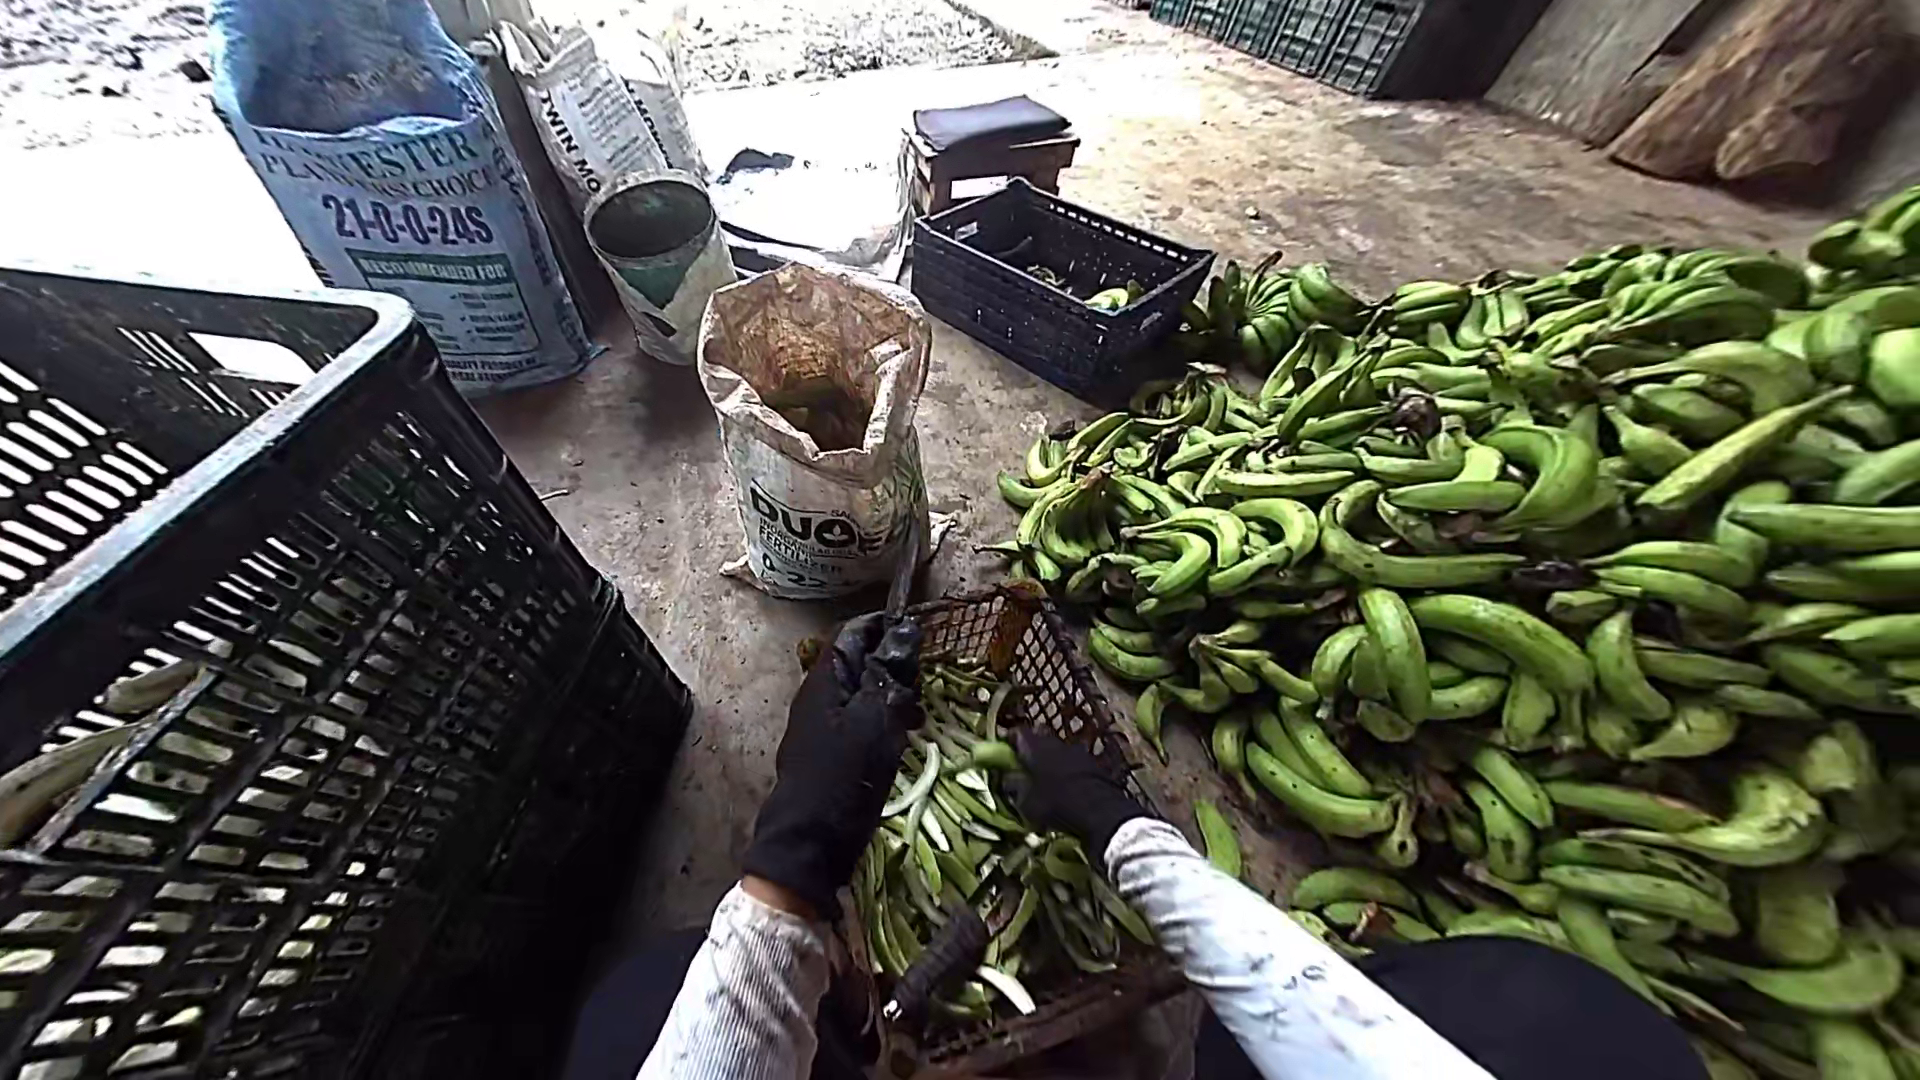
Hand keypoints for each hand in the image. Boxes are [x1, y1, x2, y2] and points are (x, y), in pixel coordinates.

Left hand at [742, 613, 923, 917]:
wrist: (811, 842)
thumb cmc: (846, 773)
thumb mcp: (877, 714)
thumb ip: (890, 669)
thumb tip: (905, 628)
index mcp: (826, 677)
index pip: (856, 632)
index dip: (887, 626)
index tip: (920, 634)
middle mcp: (821, 693)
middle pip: (862, 660)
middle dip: (894, 666)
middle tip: (920, 683)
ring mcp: (824, 722)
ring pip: (865, 691)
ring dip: (893, 695)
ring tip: (915, 715)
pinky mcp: (832, 748)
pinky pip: (862, 719)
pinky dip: (885, 720)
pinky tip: (903, 736)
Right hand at [1005, 728, 1148, 860]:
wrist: (1099, 812)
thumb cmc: (1054, 804)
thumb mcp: (1024, 800)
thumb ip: (1012, 785)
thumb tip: (1005, 777)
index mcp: (1034, 746)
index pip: (1017, 732)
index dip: (1008, 740)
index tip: (1003, 751)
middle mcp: (1054, 741)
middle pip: (1038, 738)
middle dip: (1030, 748)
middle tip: (1023, 764)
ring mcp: (1075, 750)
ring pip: (1056, 749)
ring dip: (1049, 759)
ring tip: (1044, 777)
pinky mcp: (1092, 763)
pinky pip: (1071, 761)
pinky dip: (1065, 769)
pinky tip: (1064, 785)